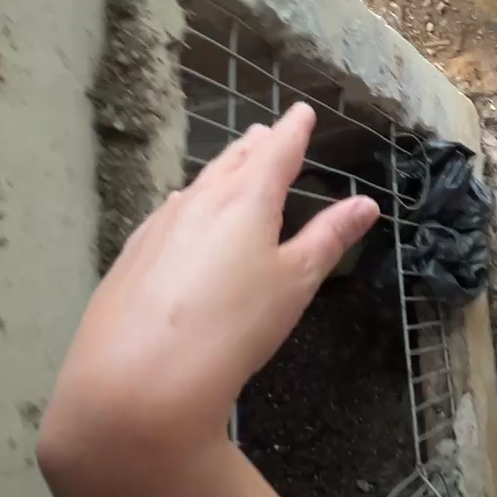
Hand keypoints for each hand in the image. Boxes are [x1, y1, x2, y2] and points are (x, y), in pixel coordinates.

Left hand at [42, 104, 379, 454]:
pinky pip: (168, 211)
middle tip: (268, 132)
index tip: (302, 111)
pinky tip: (181, 207)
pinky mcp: (130, 257)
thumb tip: (366, 202)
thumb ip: (330, 237)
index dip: (294, 130)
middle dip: (255, 146)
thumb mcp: (297, 282)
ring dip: (221, 168)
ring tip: (233, 160)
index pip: (278, 152)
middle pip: (233, 162)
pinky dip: (188, 199)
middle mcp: (200, 202)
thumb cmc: (234, 327)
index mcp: (247, 200)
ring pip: (198, 184)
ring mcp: (159, 228)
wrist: (136, 385)